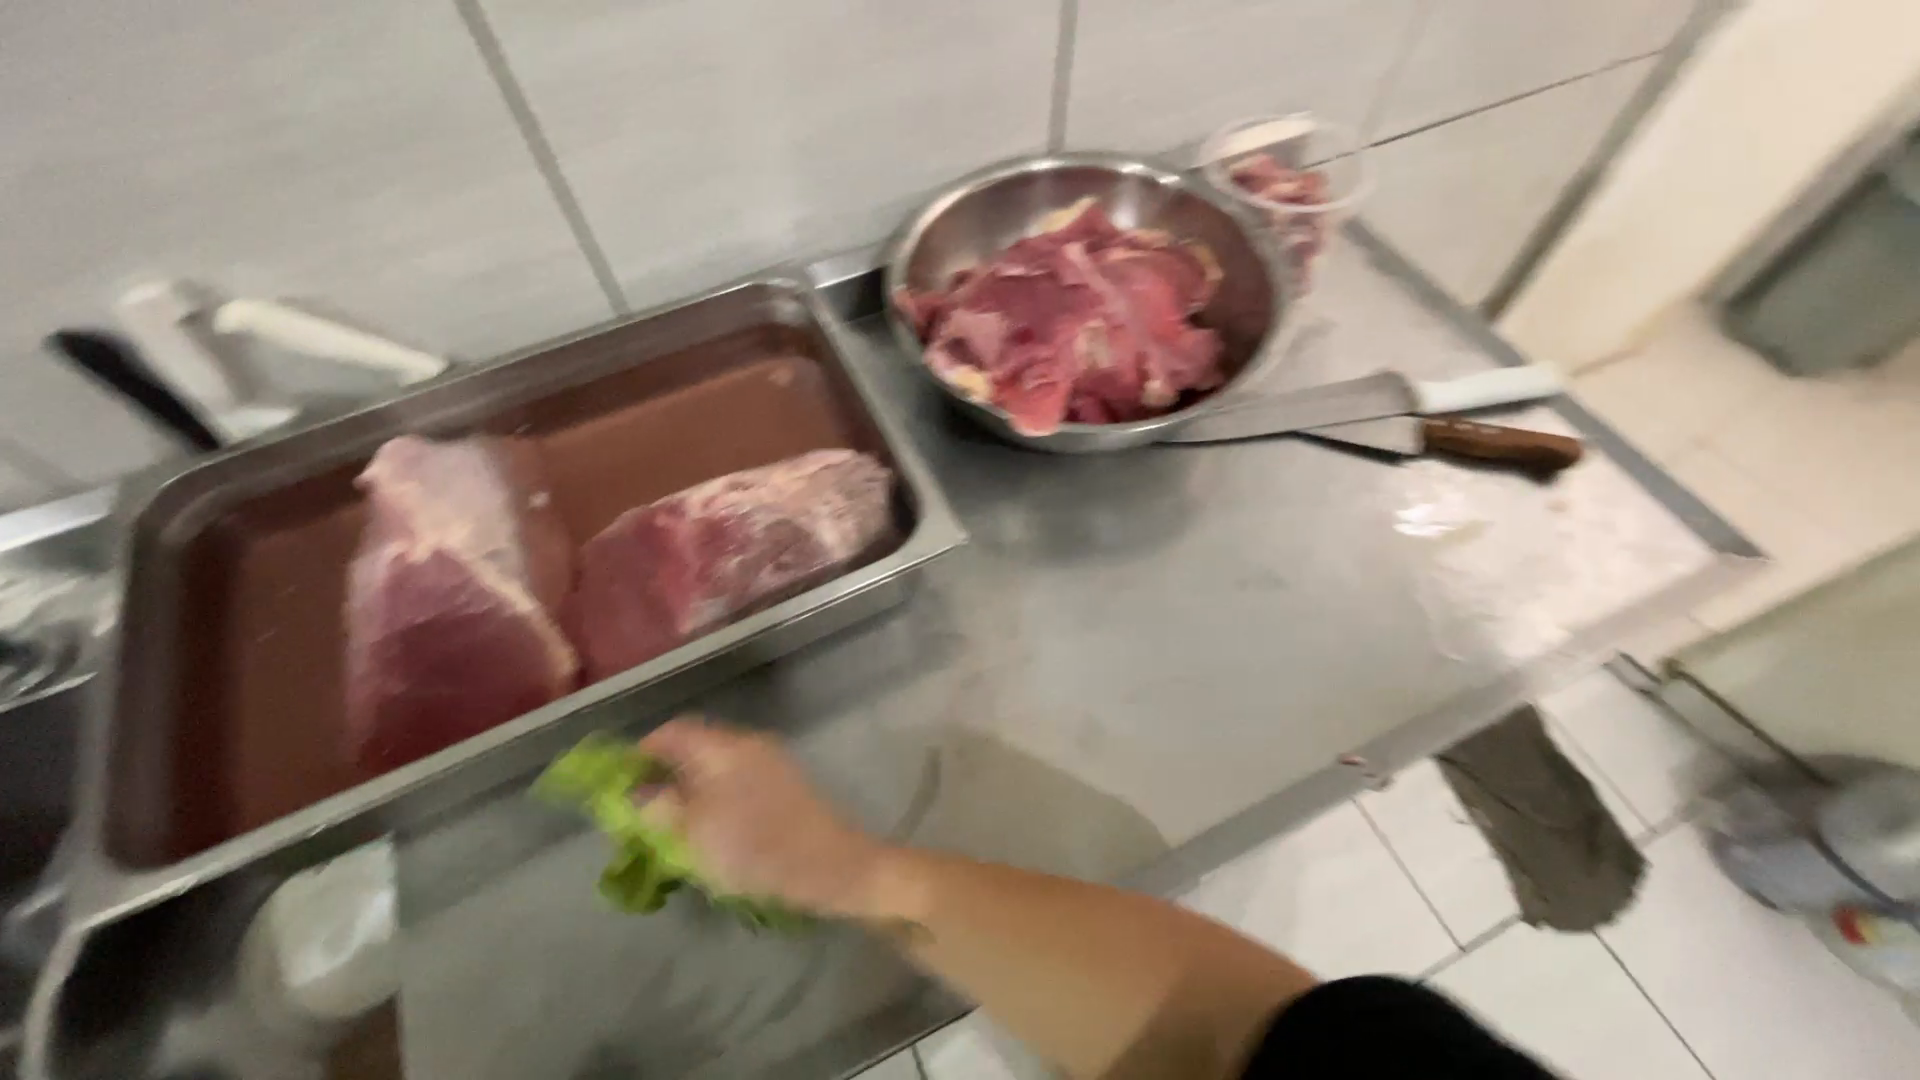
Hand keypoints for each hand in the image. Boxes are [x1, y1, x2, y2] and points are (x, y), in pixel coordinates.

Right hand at [636, 716, 890, 918]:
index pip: (674, 731)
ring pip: (715, 766)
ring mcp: (771, 764)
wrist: (836, 866)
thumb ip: (660, 807)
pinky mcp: (784, 787)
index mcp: (727, 748)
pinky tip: (708, 832)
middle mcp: (750, 745)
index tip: (619, 785)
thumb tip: (636, 790)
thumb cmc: (760, 849)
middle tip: (640, 811)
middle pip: (695, 747)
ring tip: (669, 827)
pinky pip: (736, 782)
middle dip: (663, 774)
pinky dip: (714, 799)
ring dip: (688, 789)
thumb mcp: (697, 834)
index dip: (641, 753)